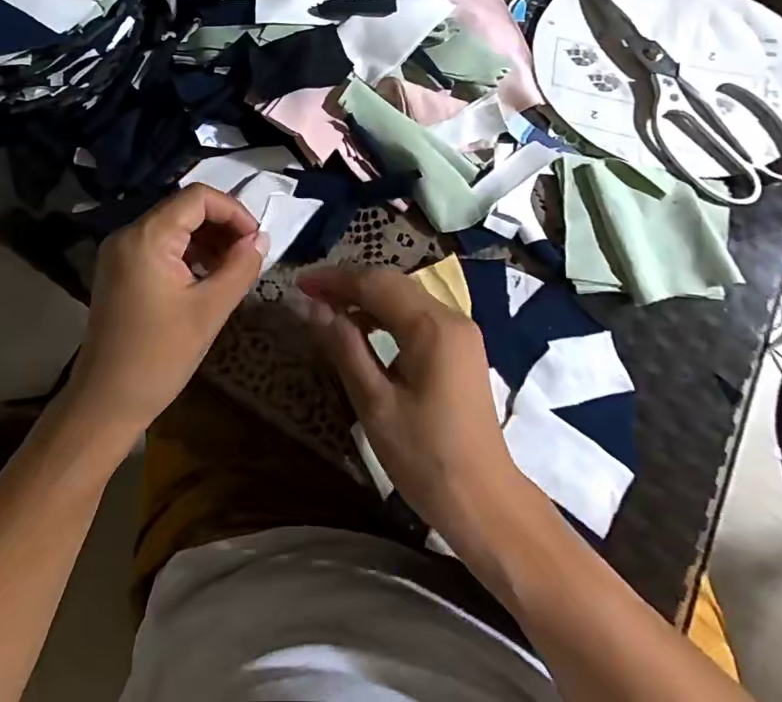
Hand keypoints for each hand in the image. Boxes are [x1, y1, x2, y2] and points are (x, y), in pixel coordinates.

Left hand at [65, 184, 267, 433]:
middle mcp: (127, 235)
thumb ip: (239, 268)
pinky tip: (205, 280)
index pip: (197, 198)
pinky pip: (157, 248)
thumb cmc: (159, 356)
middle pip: (182, 209)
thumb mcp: (208, 310)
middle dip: (220, 227)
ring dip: (205, 242)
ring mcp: (118, 253)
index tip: (256, 241)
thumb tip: (260, 240)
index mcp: (146, 237)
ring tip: (231, 272)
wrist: (106, 398)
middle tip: (247, 258)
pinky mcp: (117, 271)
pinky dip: (185, 256)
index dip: (233, 211)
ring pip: (171, 229)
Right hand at [297, 265, 528, 531]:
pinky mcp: (459, 351)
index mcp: (432, 328)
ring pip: (404, 297)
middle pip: (392, 283)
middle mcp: (452, 319)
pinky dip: (383, 314)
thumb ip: (344, 346)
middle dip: (347, 283)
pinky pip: (415, 316)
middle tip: (307, 293)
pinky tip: (359, 328)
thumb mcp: (374, 401)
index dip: (333, 279)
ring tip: (326, 308)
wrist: (484, 502)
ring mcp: (460, 334)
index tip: (298, 284)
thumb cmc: (425, 455)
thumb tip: (315, 308)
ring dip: (364, 296)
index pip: (375, 284)